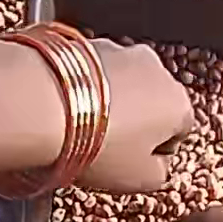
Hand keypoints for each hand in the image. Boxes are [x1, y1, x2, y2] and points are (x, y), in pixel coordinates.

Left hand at [76, 39, 194, 192]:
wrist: (42, 105)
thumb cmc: (96, 147)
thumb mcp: (139, 180)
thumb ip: (160, 173)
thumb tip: (159, 165)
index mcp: (178, 104)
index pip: (181, 130)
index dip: (158, 150)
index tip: (135, 162)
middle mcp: (156, 69)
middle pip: (152, 102)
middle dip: (135, 122)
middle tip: (106, 148)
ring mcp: (120, 50)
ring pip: (122, 83)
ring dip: (109, 103)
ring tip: (81, 128)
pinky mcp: (85, 41)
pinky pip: (93, 70)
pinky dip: (85, 86)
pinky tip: (65, 108)